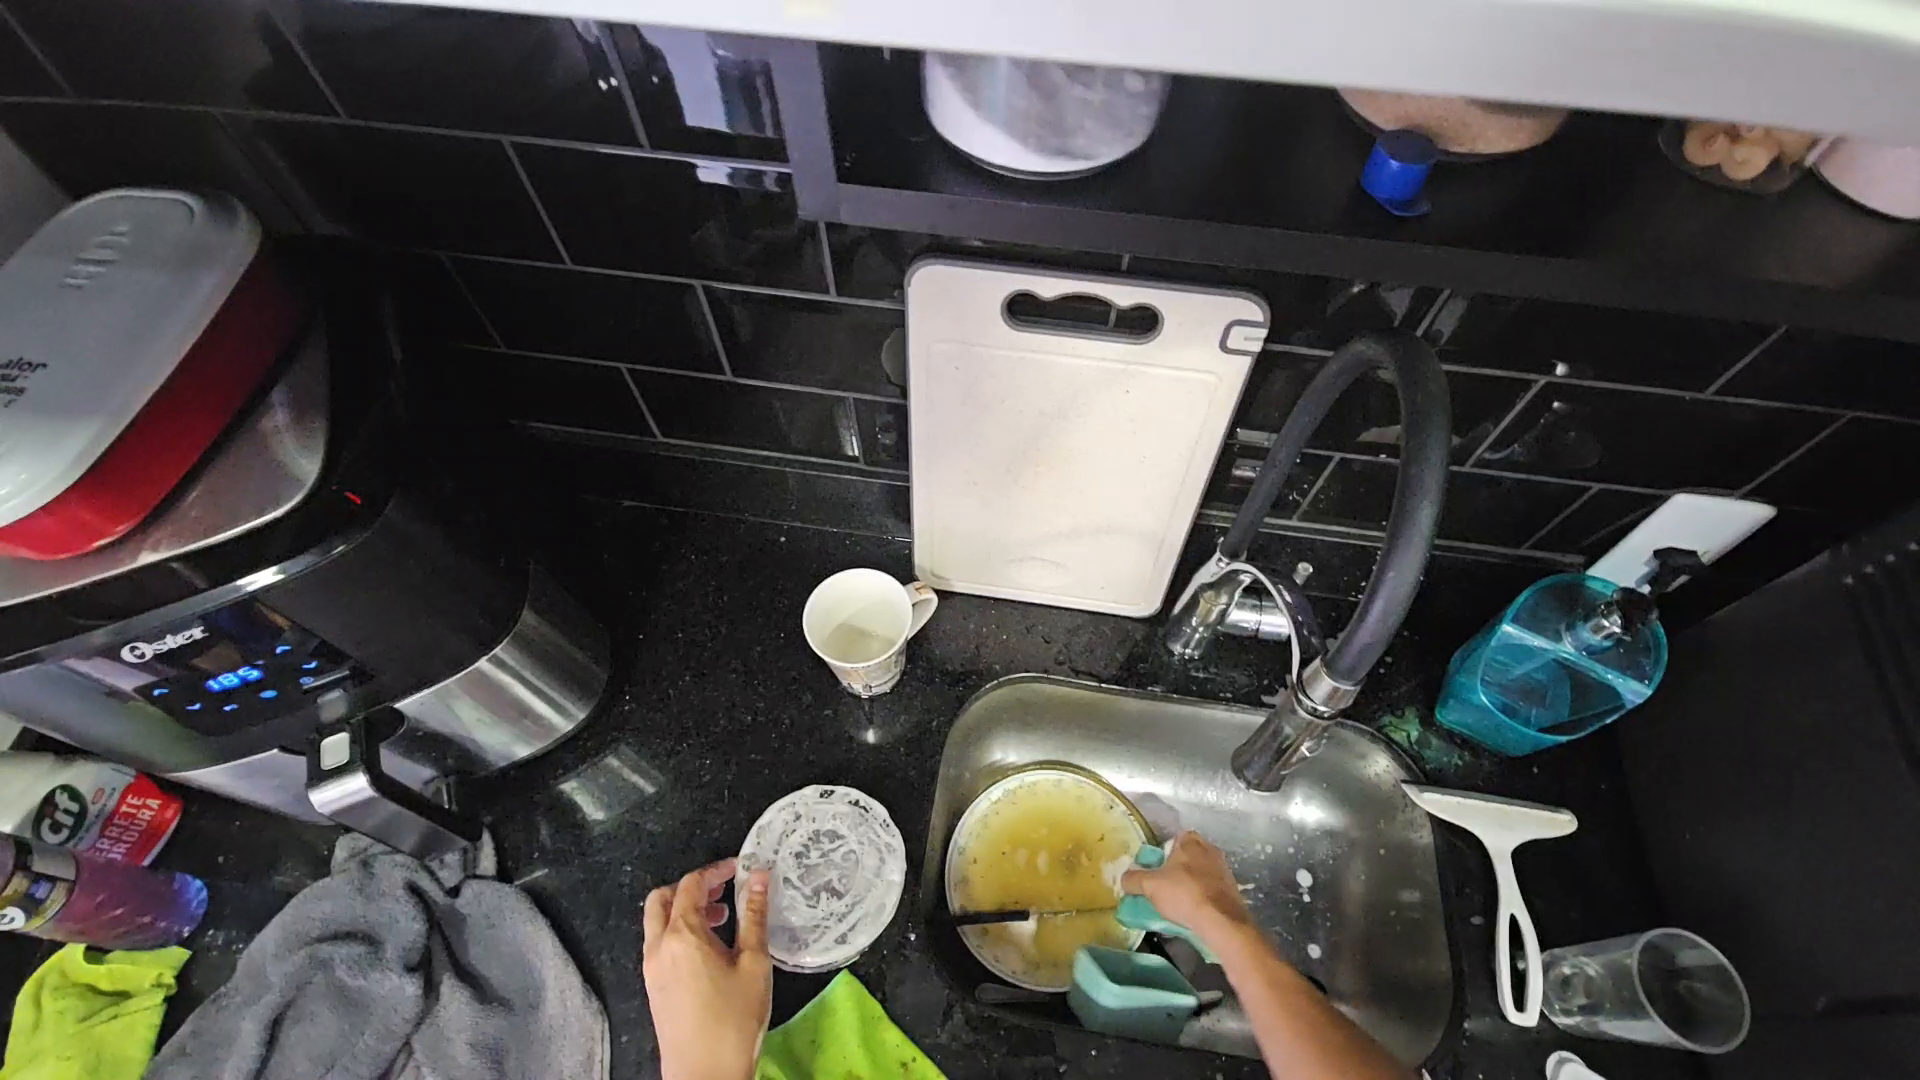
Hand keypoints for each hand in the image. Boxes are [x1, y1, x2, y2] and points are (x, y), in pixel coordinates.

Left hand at [643, 859, 772, 1079]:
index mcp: (682, 936)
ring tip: (723, 918)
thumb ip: (755, 914)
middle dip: (692, 886)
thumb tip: (759, 876)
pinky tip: (710, 948)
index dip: (715, 870)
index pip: (690, 884)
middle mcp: (658, 948)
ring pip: (658, 922)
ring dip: (685, 909)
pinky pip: (660, 943)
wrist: (705, 1077)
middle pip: (662, 898)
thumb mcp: (754, 962)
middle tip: (723, 888)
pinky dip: (680, 931)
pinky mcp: (653, 988)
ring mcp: (651, 970)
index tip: (740, 868)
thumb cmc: (735, 1019)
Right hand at [1120, 831, 1255, 941]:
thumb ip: (1133, 879)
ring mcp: (1224, 871)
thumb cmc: (1184, 894)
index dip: (1162, 854)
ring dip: (1189, 886)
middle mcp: (1210, 850)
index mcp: (1191, 841)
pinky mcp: (1233, 892)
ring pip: (1200, 875)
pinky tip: (1193, 914)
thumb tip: (1124, 879)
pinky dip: (1202, 899)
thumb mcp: (1149, 886)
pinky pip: (1210, 891)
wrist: (1222, 923)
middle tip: (1163, 887)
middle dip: (1176, 871)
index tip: (1155, 870)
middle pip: (1187, 857)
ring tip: (1177, 905)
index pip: (1173, 839)